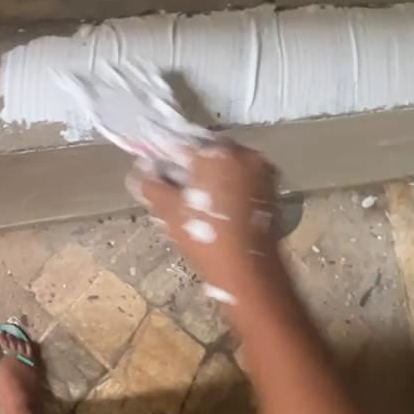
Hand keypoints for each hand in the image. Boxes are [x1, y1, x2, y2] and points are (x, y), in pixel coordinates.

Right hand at [133, 142, 285, 304]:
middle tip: (178, 186)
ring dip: (214, 176)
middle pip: (211, 153)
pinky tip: (218, 205)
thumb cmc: (206, 236)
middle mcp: (245, 154)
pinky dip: (231, 186)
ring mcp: (263, 171)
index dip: (170, 158)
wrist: (249, 269)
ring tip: (198, 198)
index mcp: (218, 153)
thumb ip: (152, 185)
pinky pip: (245, 179)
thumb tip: (141, 172)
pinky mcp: (273, 189)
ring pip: (230, 166)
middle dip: (194, 167)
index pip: (186, 144)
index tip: (160, 171)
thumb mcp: (170, 211)